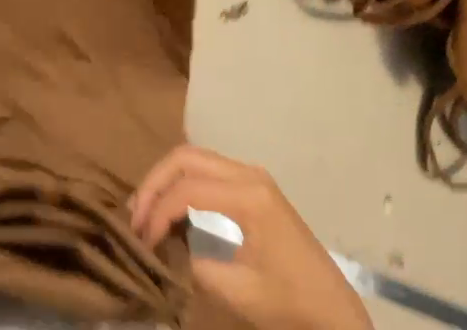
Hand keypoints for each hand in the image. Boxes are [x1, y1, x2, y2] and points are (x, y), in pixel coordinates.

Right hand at [129, 146, 372, 329]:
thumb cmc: (289, 300)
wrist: (332, 308)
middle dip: (154, 183)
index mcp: (250, 196)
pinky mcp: (252, 186)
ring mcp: (252, 176)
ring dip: (166, 180)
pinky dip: (182, 182)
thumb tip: (161, 248)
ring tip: (145, 213)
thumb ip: (193, 264)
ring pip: (195, 158)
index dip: (157, 211)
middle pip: (187, 157)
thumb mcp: (236, 291)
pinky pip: (207, 170)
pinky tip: (169, 208)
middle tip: (134, 217)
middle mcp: (250, 174)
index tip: (141, 241)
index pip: (188, 189)